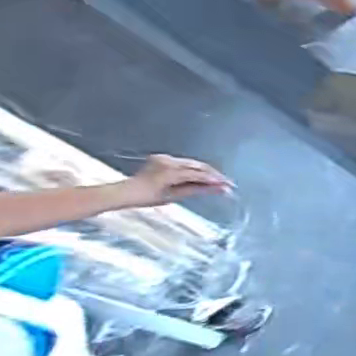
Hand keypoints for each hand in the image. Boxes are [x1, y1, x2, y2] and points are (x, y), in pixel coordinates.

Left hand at [114, 154, 230, 207]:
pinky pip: (185, 163)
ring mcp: (164, 158)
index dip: (216, 180)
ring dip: (206, 172)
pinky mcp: (162, 158)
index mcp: (170, 171)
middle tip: (228, 183)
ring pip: (193, 164)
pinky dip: (195, 170)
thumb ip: (199, 190)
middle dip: (214, 174)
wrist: (125, 192)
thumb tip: (221, 189)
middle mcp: (168, 161)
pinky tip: (202, 177)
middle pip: (198, 166)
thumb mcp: (175, 196)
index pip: (199, 174)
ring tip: (218, 181)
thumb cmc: (148, 197)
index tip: (229, 186)